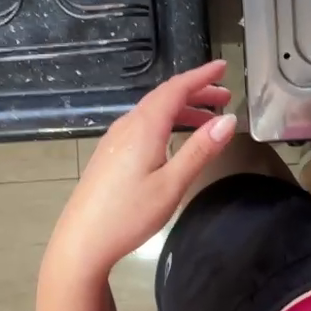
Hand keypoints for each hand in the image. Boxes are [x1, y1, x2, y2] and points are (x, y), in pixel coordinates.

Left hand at [47, 59, 237, 277]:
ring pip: (153, 111)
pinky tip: (175, 139)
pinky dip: (166, 122)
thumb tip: (229, 120)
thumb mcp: (172, 184)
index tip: (223, 67)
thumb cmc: (129, 215)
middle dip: (196, 92)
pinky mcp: (109, 154)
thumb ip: (200, 150)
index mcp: (144, 127)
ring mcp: (115, 139)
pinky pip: (143, 124)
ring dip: (182, 109)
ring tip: (207, 121)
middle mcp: (127, 125)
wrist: (81, 243)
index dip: (201, 76)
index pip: (176, 88)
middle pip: (164, 96)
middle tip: (224, 97)